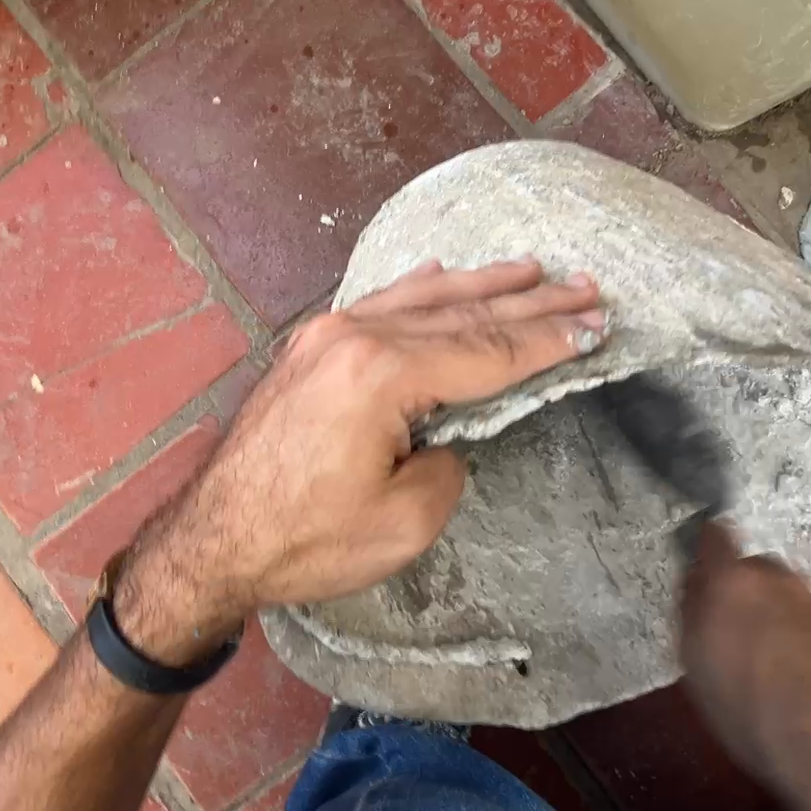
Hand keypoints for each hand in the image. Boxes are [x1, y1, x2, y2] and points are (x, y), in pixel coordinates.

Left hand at [116, 259, 605, 663]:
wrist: (214, 538)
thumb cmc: (306, 540)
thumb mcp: (403, 522)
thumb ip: (446, 462)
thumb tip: (444, 431)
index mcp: (381, 376)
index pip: (486, 352)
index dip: (546, 343)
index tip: (596, 327)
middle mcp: (354, 337)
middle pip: (461, 316)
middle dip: (529, 304)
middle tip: (584, 287)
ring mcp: (327, 335)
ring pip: (420, 299)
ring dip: (480, 285)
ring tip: (530, 269)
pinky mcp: (310, 346)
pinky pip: (377, 304)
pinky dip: (416, 288)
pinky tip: (441, 272)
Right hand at [681, 523, 810, 810]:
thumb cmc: (756, 719)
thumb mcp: (699, 670)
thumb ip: (692, 614)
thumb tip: (694, 584)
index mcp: (734, 583)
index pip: (716, 536)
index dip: (708, 548)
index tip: (704, 570)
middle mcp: (783, 581)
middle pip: (756, 568)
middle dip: (746, 589)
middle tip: (738, 629)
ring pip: (793, 596)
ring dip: (782, 614)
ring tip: (779, 661)